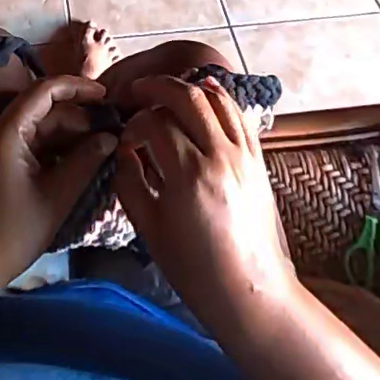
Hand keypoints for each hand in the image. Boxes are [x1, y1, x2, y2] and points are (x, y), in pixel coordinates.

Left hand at [0, 75, 115, 286]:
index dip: (78, 87)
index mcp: (10, 130)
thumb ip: (85, 162)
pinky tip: (84, 162)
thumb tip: (110, 138)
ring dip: (73, 135)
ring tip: (105, 148)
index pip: (46, 89)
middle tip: (114, 132)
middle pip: (48, 109)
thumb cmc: (8, 234)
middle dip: (81, 117)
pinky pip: (37, 145)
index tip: (106, 96)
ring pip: (45, 128)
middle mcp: (3, 130)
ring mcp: (2, 147)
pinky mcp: (4, 164)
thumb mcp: (55, 198)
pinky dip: (60, 149)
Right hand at [115, 75, 298, 330]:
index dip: (133, 126)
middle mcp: (219, 155)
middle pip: (187, 97)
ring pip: (216, 99)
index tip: (125, 141)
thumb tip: (122, 151)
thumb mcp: (149, 230)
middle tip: (136, 91)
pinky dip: (220, 97)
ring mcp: (243, 154)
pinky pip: (238, 114)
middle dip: (157, 87)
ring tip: (166, 90)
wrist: (250, 292)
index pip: (155, 124)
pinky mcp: (257, 158)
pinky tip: (205, 90)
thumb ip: (130, 184)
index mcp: (189, 176)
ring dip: (188, 87)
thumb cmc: (195, 269)